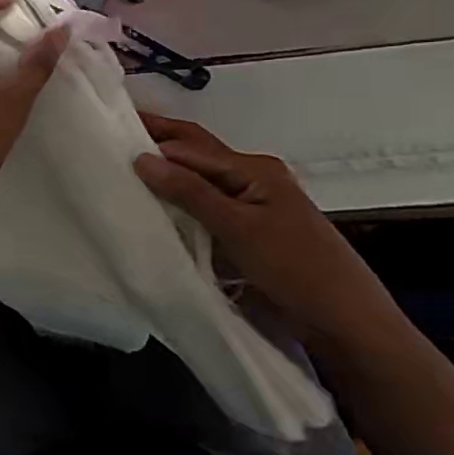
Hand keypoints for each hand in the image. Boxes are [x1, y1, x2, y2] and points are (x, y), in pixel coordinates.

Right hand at [132, 112, 395, 341]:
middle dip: (159, 143)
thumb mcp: (238, 227)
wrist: (343, 319)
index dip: (154, 140)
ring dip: (166, 175)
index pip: (191, 148)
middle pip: (196, 156)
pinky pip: (204, 209)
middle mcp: (251, 179)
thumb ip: (190, 192)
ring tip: (124, 171)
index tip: (111, 136)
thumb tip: (142, 158)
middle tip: (114, 135)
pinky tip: (154, 209)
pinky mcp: (245, 233)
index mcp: (253, 168)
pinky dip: (179, 205)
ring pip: (198, 182)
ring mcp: (249, 206)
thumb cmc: (295, 266)